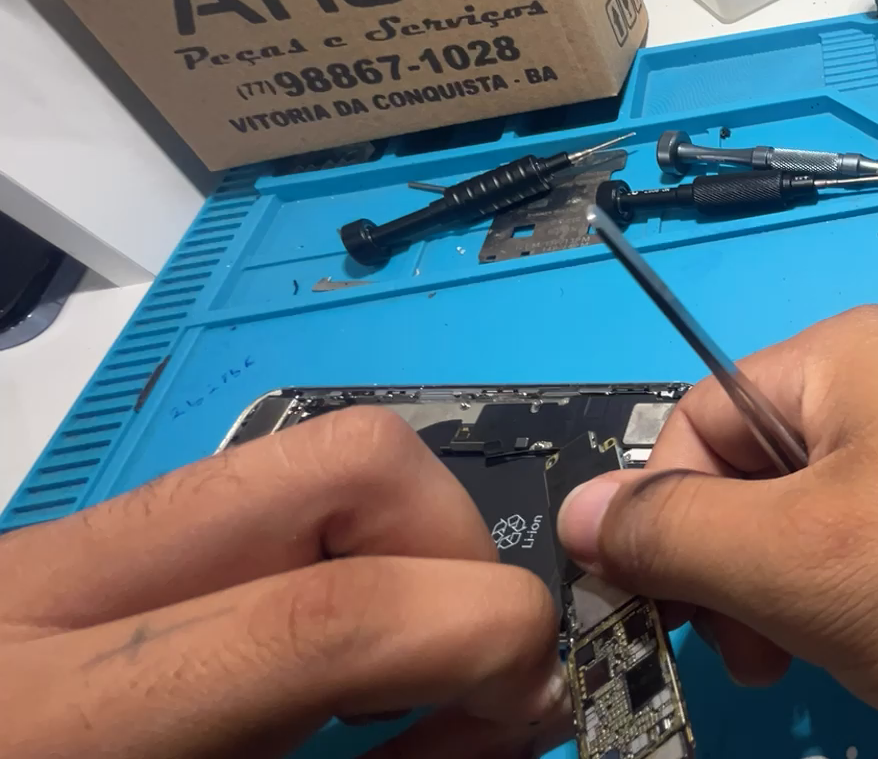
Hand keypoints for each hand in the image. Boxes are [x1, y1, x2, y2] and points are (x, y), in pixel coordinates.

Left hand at [0, 406, 570, 758]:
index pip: (330, 616)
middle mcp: (50, 587)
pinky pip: (287, 495)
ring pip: (333, 454)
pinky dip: (367, 550)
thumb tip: (528, 708)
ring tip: (410, 645)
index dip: (482, 635)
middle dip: (460, 544)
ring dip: (424, 543)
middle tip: (463, 649)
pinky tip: (340, 644)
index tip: (527, 693)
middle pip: (352, 462)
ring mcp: (71, 544)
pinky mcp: (100, 539)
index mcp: (46, 726)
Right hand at [556, 305, 877, 739]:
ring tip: (842, 651)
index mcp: (836, 358)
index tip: (676, 620)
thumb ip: (682, 535)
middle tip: (765, 654)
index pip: (695, 424)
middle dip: (742, 564)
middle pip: (760, 465)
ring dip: (804, 584)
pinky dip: (869, 582)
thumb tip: (585, 509)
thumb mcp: (810, 561)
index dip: (667, 522)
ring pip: (822, 505)